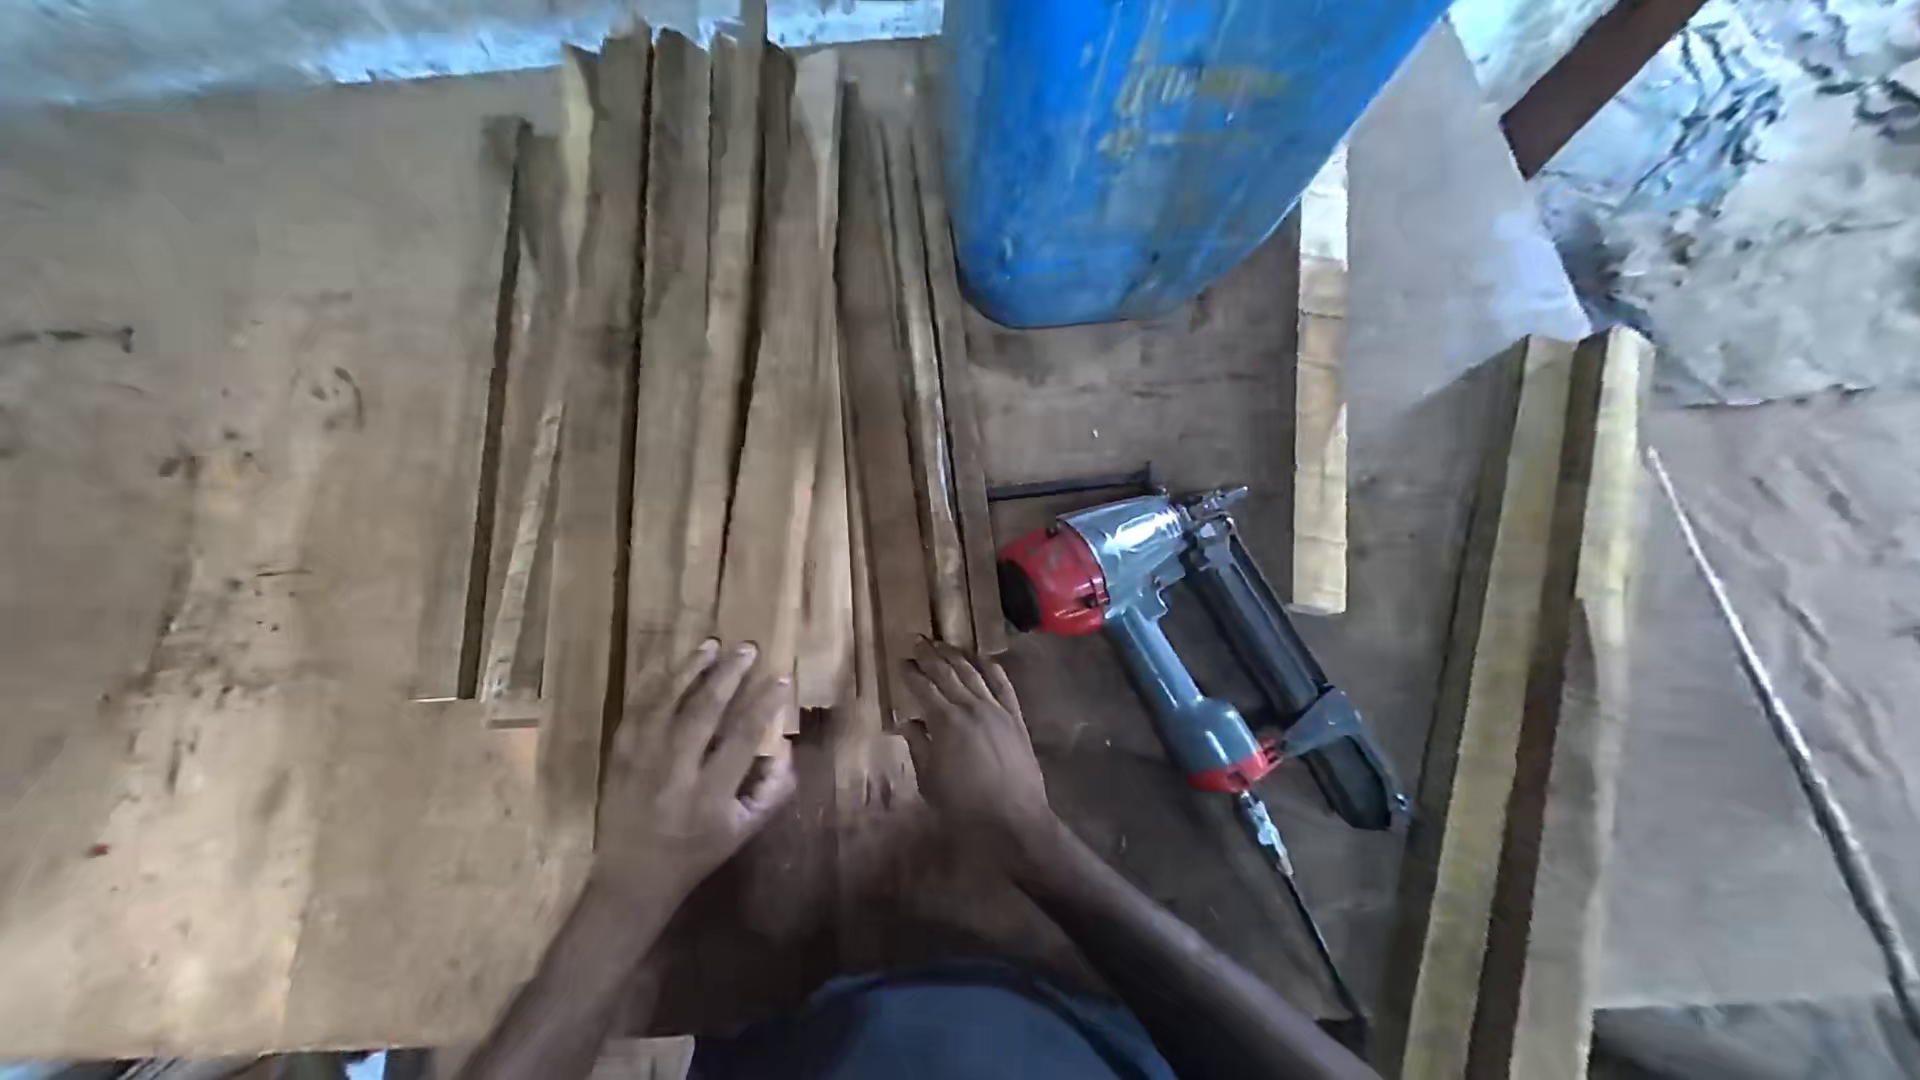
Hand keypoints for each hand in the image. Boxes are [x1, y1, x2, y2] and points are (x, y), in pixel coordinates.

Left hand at [594, 640, 797, 908]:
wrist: (632, 879)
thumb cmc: (697, 852)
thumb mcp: (744, 830)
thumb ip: (773, 790)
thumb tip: (786, 747)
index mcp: (710, 794)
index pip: (742, 737)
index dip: (764, 704)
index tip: (780, 677)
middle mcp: (674, 773)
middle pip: (703, 712)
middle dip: (728, 675)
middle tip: (748, 648)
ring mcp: (642, 763)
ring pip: (666, 705)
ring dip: (690, 671)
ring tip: (712, 645)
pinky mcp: (620, 758)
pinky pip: (636, 712)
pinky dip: (654, 685)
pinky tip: (669, 666)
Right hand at [902, 638, 1063, 869]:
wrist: (1014, 821)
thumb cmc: (964, 808)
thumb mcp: (930, 781)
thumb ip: (918, 746)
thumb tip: (905, 722)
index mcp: (945, 722)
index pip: (923, 688)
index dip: (910, 673)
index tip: (901, 662)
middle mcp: (970, 706)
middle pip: (947, 672)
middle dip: (930, 655)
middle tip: (918, 641)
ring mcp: (996, 709)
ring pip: (973, 672)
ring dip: (956, 656)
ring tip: (943, 644)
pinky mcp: (1015, 717)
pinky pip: (1003, 684)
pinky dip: (991, 668)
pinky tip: (982, 659)